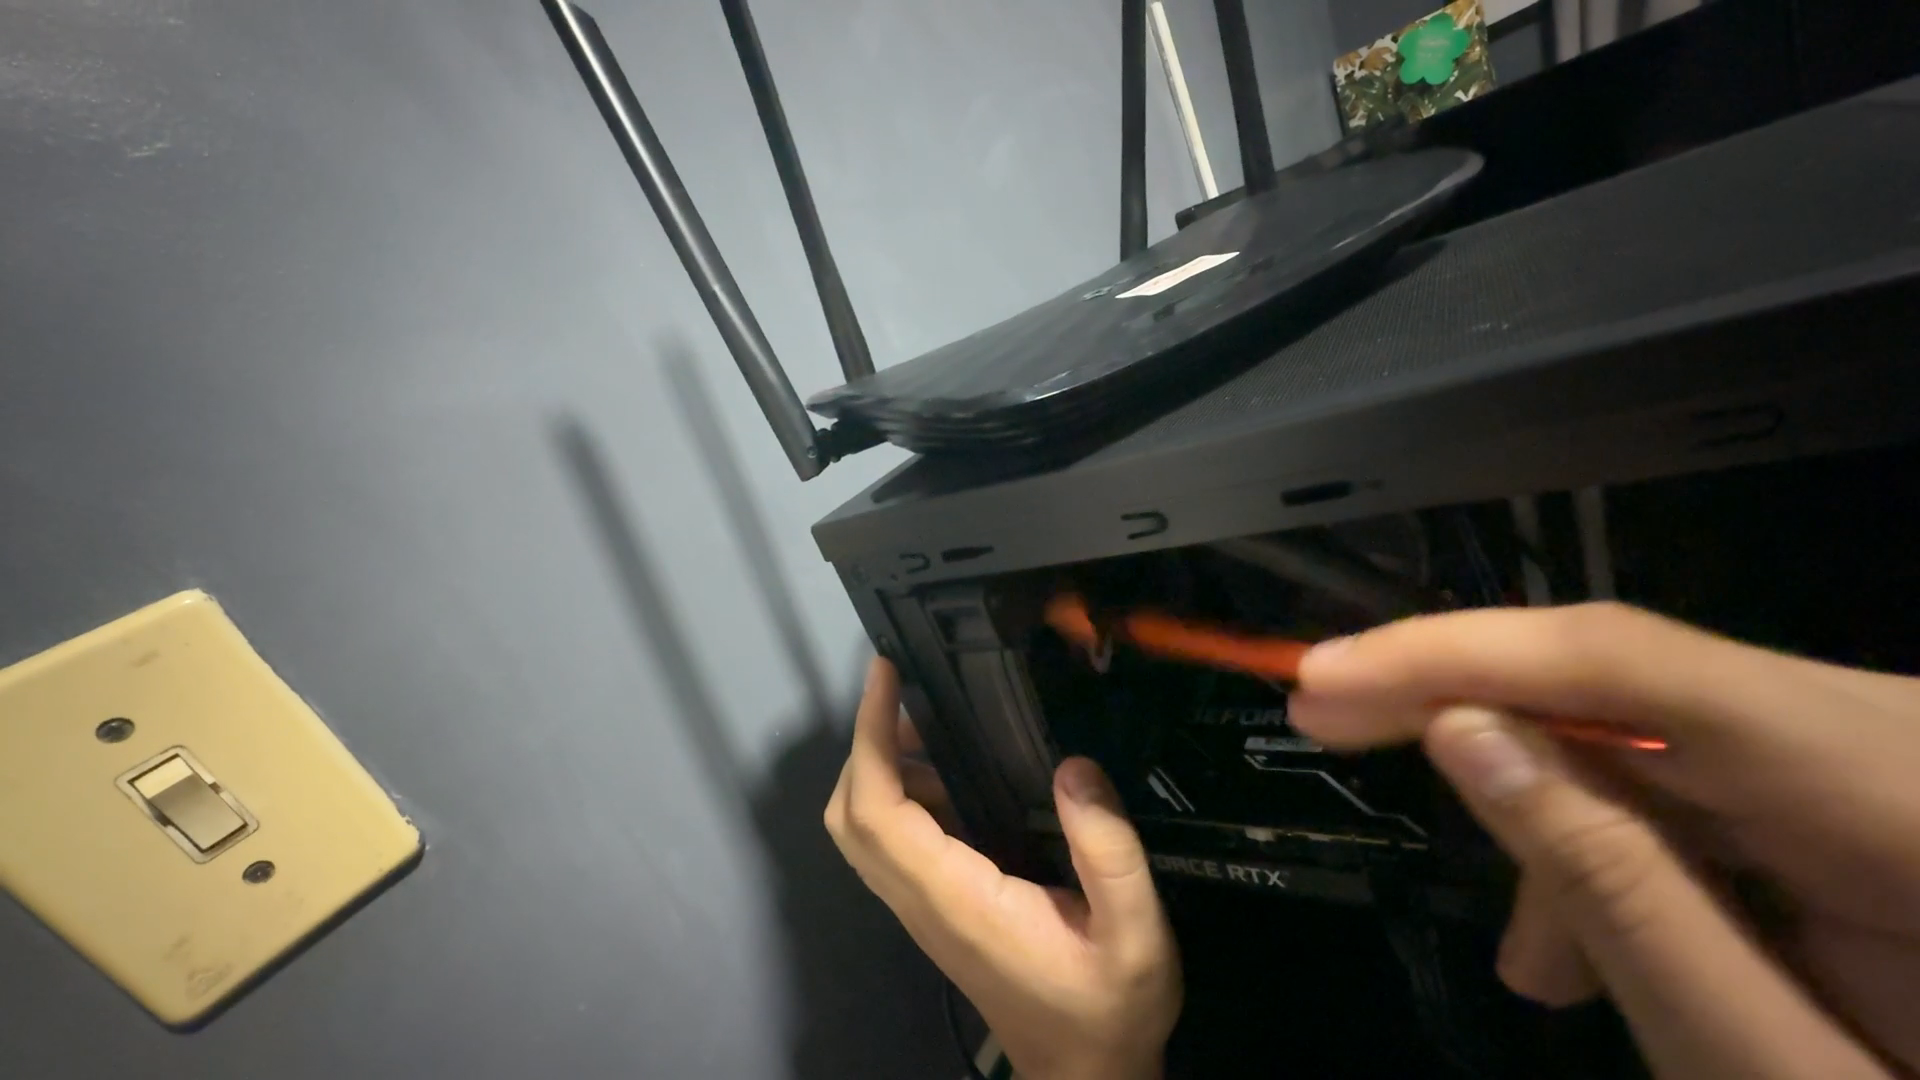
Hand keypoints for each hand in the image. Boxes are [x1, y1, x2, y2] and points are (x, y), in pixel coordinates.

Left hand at [826, 658, 1181, 1079]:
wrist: (1085, 1074)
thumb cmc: (1108, 1008)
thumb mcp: (1136, 934)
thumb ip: (1109, 852)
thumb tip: (1074, 767)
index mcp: (957, 900)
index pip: (879, 811)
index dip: (871, 738)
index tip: (886, 676)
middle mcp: (922, 901)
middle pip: (850, 818)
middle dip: (864, 744)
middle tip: (904, 691)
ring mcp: (922, 908)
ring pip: (864, 830)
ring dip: (879, 766)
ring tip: (928, 716)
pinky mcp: (935, 908)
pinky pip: (893, 842)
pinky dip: (900, 792)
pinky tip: (950, 768)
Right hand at [1290, 602, 1919, 1078]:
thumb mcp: (1762, 1068)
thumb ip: (1614, 887)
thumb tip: (1455, 729)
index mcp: (1914, 800)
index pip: (1636, 664)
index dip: (1456, 654)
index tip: (1320, 677)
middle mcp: (1904, 738)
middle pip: (1628, 676)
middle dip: (1468, 712)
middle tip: (1329, 724)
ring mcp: (1882, 756)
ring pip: (1647, 727)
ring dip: (1553, 814)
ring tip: (1540, 962)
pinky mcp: (1856, 786)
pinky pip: (1691, 775)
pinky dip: (1615, 840)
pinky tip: (1606, 943)